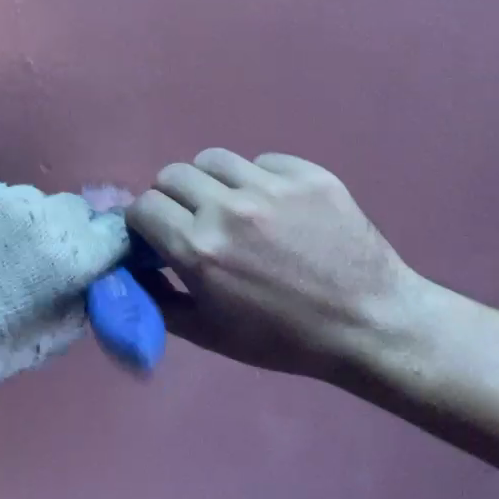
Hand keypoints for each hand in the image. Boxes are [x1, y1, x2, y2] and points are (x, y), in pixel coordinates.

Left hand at [0, 179, 127, 427]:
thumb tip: (103, 275)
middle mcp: (42, 211)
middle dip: (72, 233)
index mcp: (73, 251)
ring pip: (34, 203)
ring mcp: (0, 194)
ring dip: (31, 224)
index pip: (118, 229)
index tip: (103, 257)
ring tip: (1, 256)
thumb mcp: (56, 335)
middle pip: (76, 211)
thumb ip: (88, 296)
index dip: (113, 243)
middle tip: (48, 262)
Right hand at [127, 149, 423, 375]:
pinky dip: (256, 180)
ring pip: (213, 160)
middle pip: (171, 175)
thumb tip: (128, 270)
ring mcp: (271, 187)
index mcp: (198, 249)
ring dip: (210, 183)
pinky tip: (274, 209)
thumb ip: (156, 299)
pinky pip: (261, 161)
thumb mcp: (208, 333)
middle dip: (171, 199)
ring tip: (230, 207)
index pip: (142, 207)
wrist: (370, 324)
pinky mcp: (308, 175)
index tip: (158, 238)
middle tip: (192, 222)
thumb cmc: (282, 338)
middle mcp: (228, 209)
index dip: (144, 224)